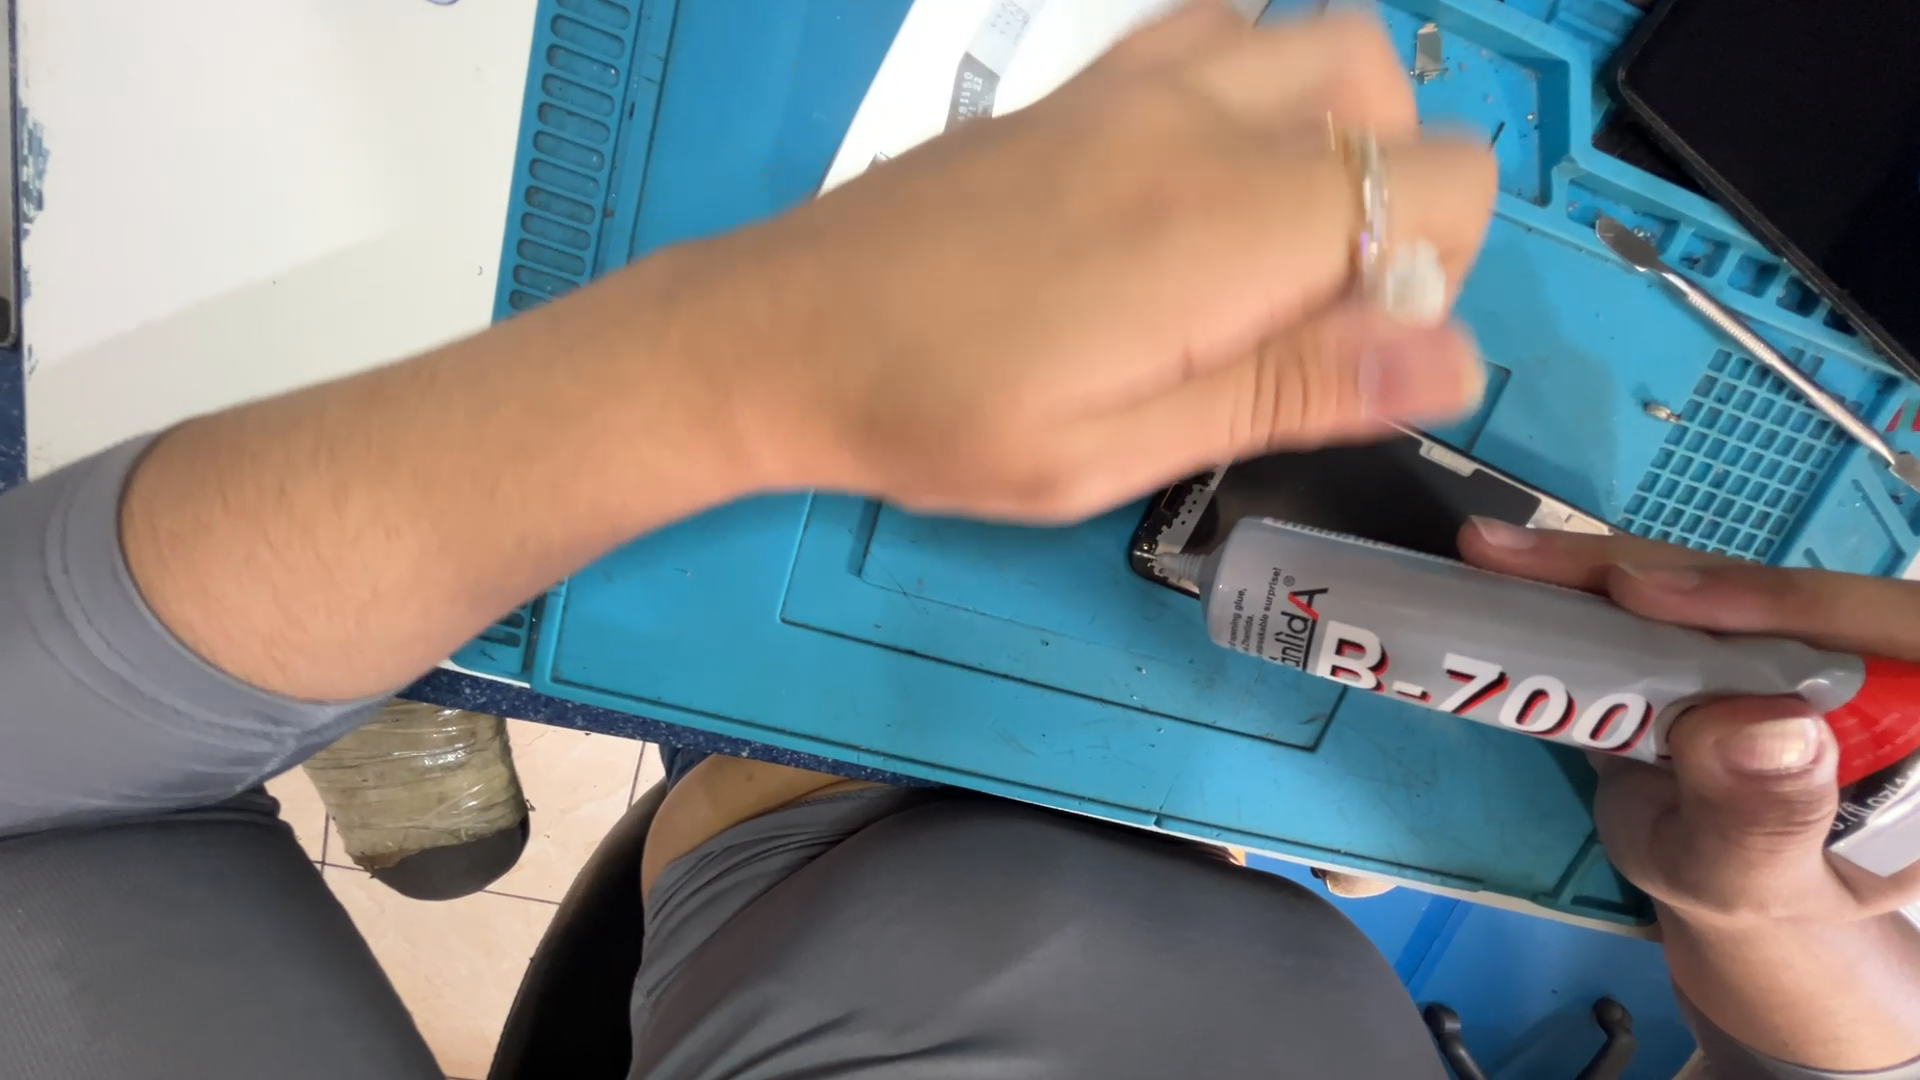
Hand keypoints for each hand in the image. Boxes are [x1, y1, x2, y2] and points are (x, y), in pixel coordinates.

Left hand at [675, 3, 1495, 520]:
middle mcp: (1195, 119)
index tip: (1326, 364)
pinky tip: (1185, 184)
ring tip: (1247, 251)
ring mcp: (1126, 82)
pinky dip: (1251, 94)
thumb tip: (1451, 359)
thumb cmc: (937, 420)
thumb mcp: (1110, 452)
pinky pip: (1216, 33)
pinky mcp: (1071, 84)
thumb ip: (1279, 393)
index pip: (1444, 189)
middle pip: (1393, 102)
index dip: (1421, 286)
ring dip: (1329, 141)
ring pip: (1315, 47)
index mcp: (1220, 227)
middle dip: (1388, 209)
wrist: (783, 337)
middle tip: (1286, 317)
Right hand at [1462, 519, 1919, 1068]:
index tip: (1651, 598)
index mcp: (1919, 725)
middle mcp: (1859, 663)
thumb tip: (1764, 723)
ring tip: (1490, 550)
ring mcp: (1775, 638)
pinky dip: (1575, 577)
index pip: (1896, 632)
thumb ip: (1761, 816)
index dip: (1789, 600)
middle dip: (1643, 565)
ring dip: (1590, 561)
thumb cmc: (1742, 893)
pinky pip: (1651, 589)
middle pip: (1767, 586)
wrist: (1708, 874)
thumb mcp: (1746, 876)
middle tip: (1522, 557)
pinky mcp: (1707, 628)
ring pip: (1700, 575)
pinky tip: (1510, 565)